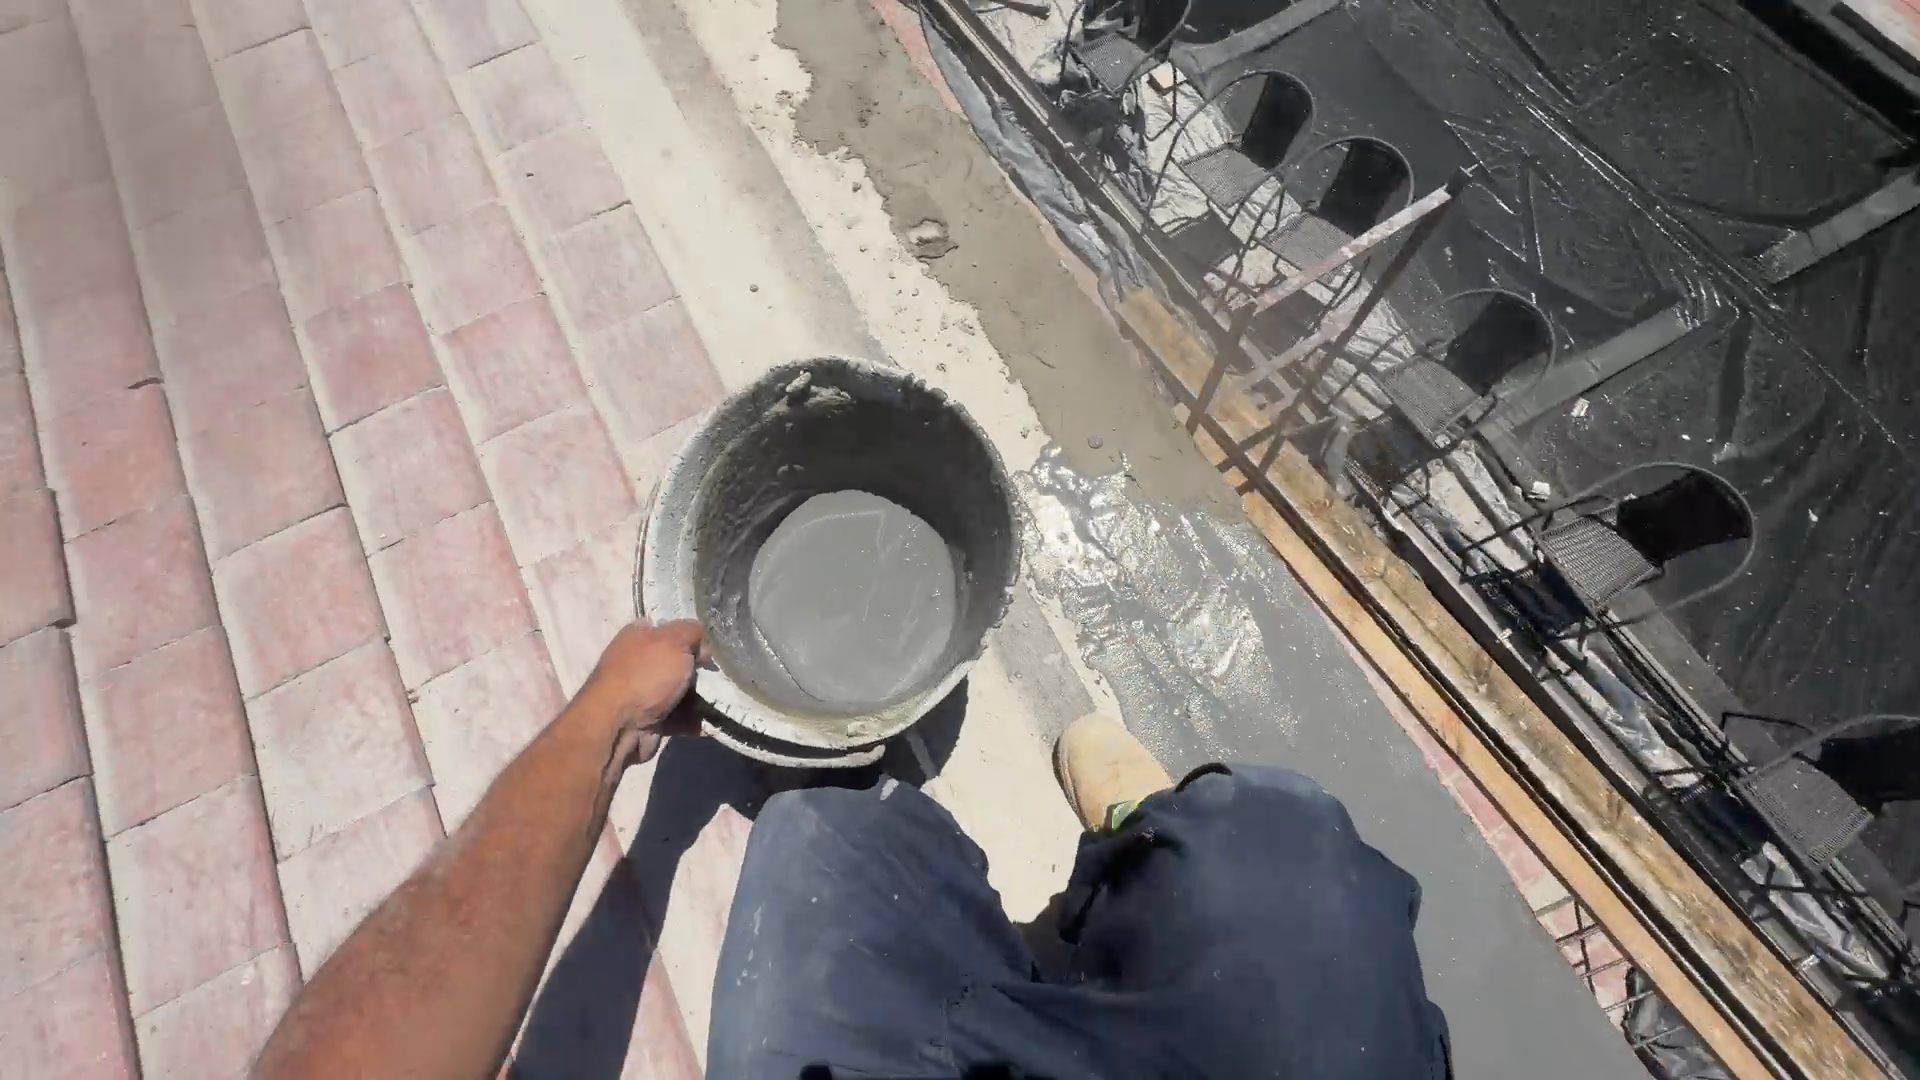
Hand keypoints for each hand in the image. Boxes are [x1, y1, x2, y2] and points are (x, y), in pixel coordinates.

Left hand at [575, 620, 708, 764]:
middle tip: (713, 676)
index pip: (666, 628)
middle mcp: (636, 662)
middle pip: (677, 661)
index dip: (688, 635)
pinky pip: (678, 716)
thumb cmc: (645, 675)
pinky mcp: (647, 719)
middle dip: (698, 670)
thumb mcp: (675, 640)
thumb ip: (693, 631)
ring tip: (714, 701)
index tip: (704, 648)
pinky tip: (706, 721)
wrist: (617, 727)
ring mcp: (641, 692)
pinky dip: (692, 720)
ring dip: (699, 697)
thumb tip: (701, 647)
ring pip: (680, 690)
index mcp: (637, 636)